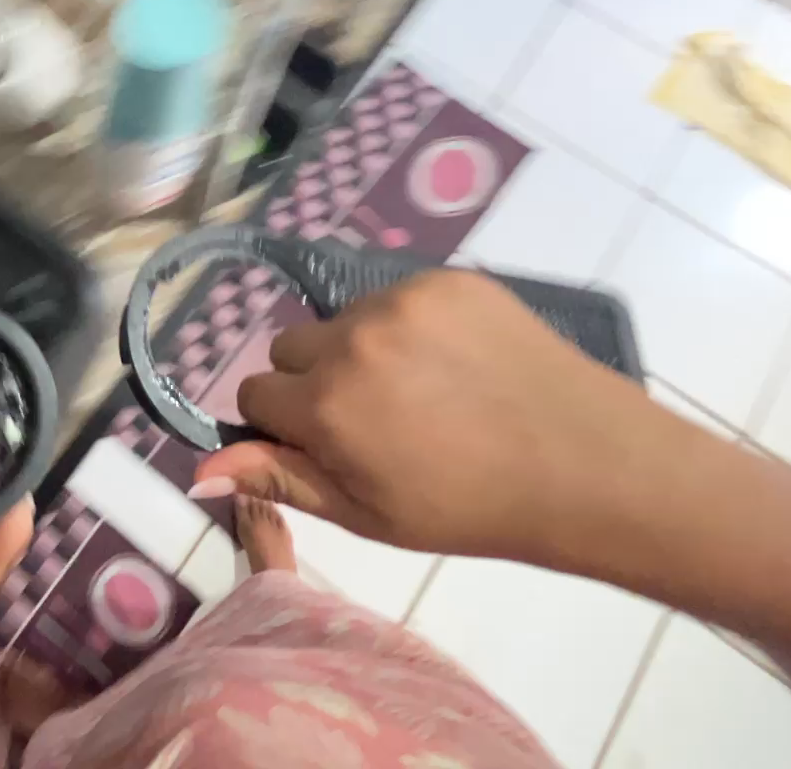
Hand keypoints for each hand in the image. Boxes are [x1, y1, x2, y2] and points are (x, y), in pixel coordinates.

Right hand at [194, 269, 706, 562]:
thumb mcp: (365, 513)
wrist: (591, 468)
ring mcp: (400, 301)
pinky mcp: (444, 278)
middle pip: (288, 348)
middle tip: (375, 414)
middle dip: (314, 380)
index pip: (255, 393)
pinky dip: (408, 326)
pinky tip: (454, 359)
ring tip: (423, 387)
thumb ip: (278, 478)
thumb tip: (198, 468)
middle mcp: (350, 342)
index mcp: (326, 407)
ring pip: (340, 320)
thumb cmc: (469, 508)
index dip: (285, 422)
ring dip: (360, 350)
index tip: (328, 440)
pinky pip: (392, 297)